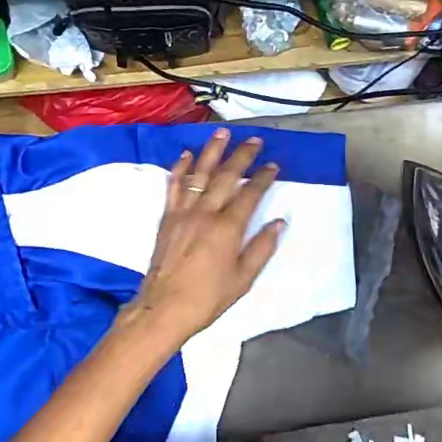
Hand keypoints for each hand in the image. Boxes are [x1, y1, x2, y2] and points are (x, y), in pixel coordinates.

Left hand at [123, 128, 284, 342]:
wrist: (163, 309)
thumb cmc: (208, 297)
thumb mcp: (244, 278)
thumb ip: (262, 247)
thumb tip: (279, 222)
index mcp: (228, 228)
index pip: (251, 194)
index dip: (264, 177)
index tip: (274, 165)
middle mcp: (206, 213)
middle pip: (227, 176)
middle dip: (242, 156)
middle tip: (254, 140)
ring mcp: (183, 213)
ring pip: (200, 174)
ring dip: (212, 151)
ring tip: (221, 133)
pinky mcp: (167, 218)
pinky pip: (174, 186)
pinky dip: (180, 168)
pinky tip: (186, 155)